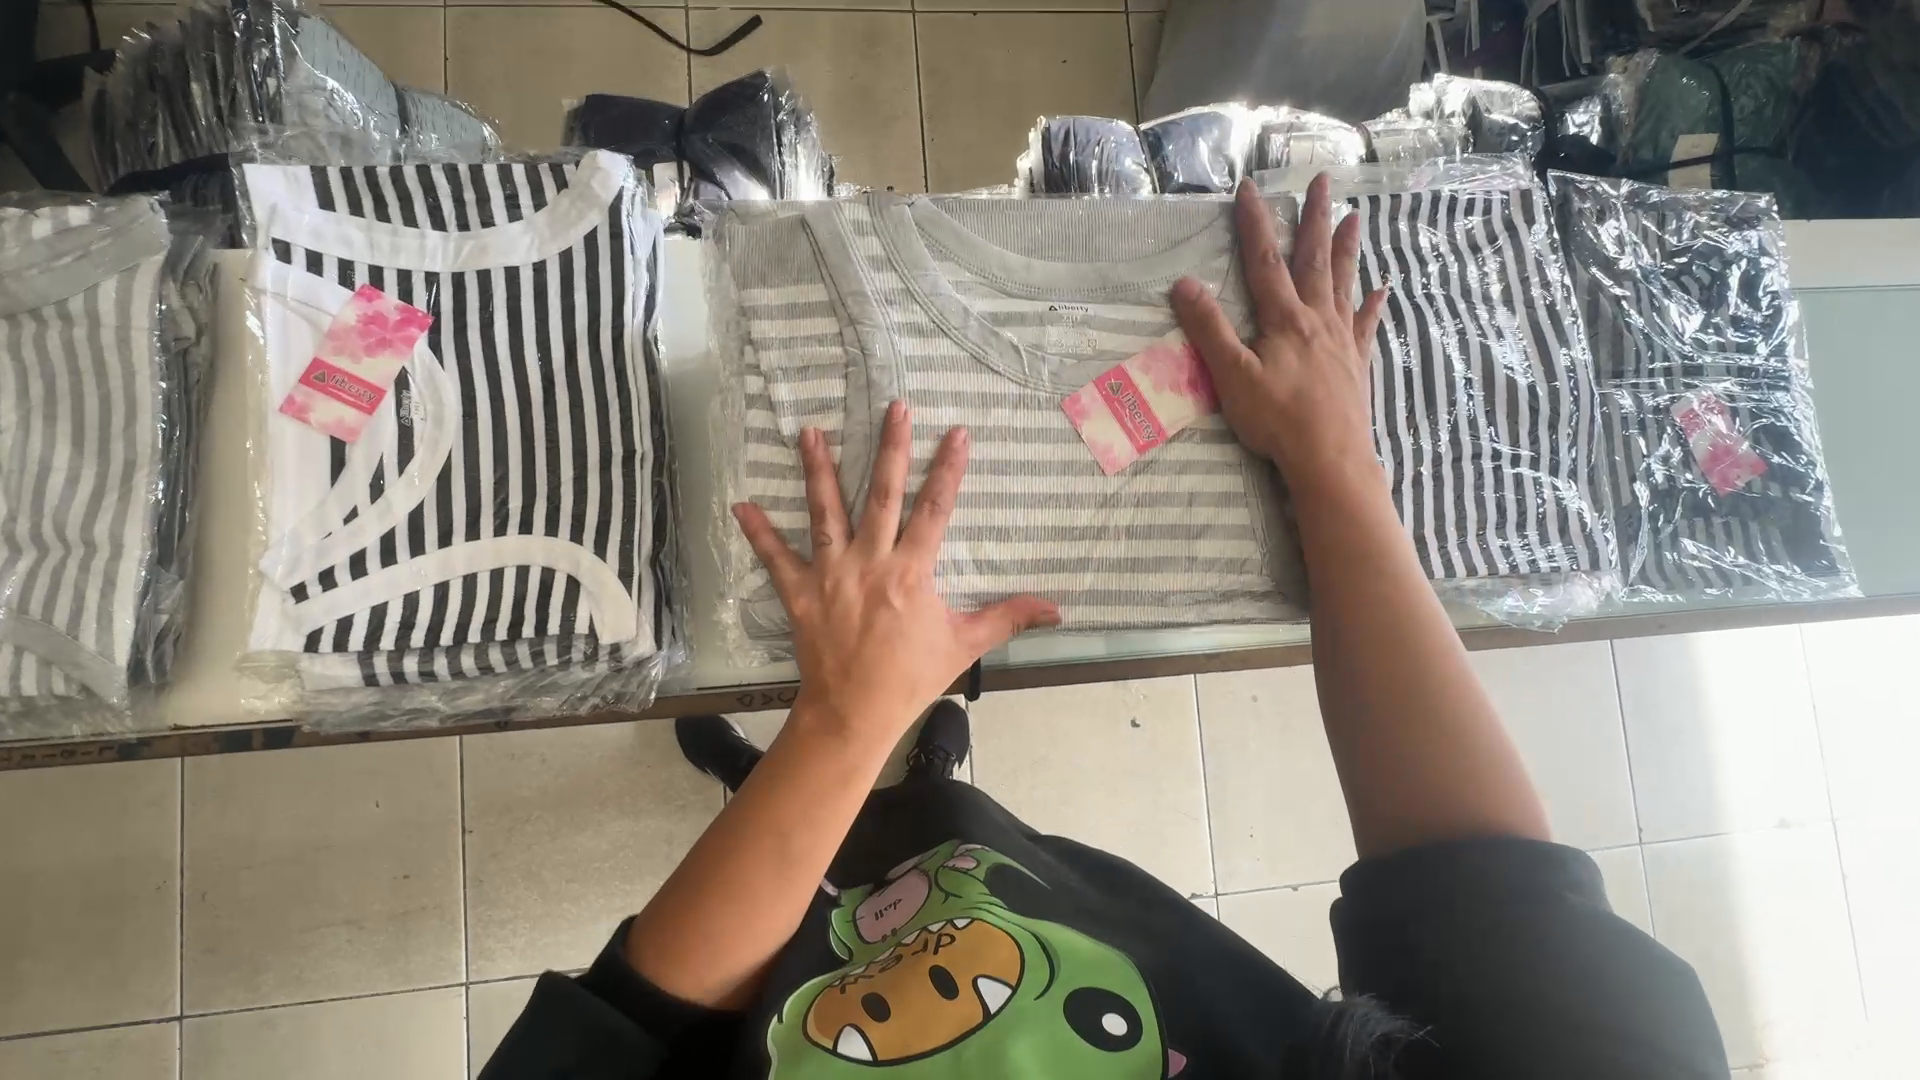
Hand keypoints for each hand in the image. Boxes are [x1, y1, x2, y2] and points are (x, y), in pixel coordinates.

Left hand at [732, 401, 1059, 743]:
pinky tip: (741, 506)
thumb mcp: (964, 646)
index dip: (948, 470)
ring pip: (825, 513)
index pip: (934, 510)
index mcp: (911, 572)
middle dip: (890, 449)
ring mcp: (830, 574)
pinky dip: (759, 533)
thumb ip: (1007, 618)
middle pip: (881, 495)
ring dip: (818, 471)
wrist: (854, 712)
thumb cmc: (910, 678)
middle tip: (893, 408)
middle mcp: (870, 562)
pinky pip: (776, 559)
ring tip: (810, 432)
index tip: (956, 434)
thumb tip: (1056, 609)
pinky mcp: (800, 593)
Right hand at [1170, 175, 1388, 499]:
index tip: (1249, 188)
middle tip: (1323, 181)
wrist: (1329, 456)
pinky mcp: (1355, 363)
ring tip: (1355, 217)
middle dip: (1314, 220)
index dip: (1255, 225)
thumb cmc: (1277, 419)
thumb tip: (1184, 284)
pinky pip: (1366, 326)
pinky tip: (1382, 291)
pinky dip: (1373, 306)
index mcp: (1284, 320)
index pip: (1265, 263)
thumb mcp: (1232, 375)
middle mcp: (1317, 320)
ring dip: (1347, 249)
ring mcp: (1341, 340)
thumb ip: (1209, 329)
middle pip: (1314, 261)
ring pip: (1344, 284)